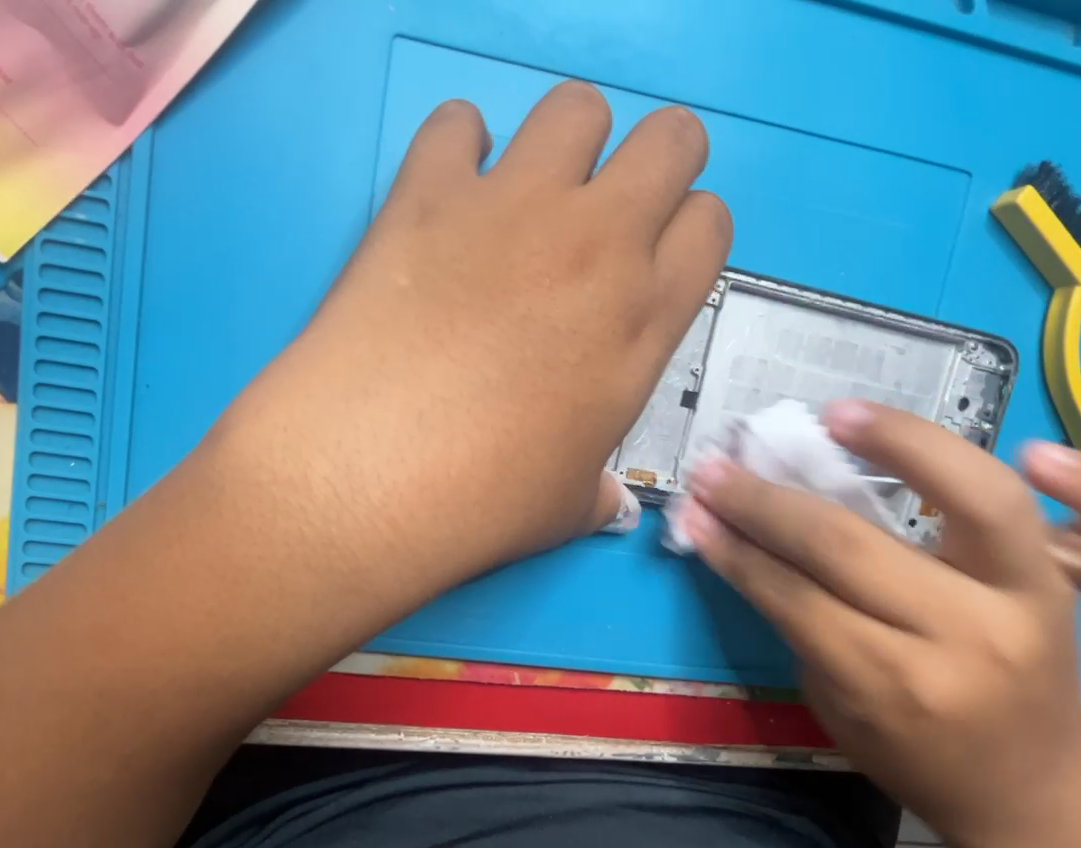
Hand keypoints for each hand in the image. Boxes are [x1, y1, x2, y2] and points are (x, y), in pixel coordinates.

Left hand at [211, 82, 730, 587]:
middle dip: (655, 160)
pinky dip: (457, 148)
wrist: (370, 476)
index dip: (685, 235)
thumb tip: (611, 505)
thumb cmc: (484, 502)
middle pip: (671, 140)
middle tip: (607, 208)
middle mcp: (595, 243)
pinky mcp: (428, 194)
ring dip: (567, 141)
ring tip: (530, 192)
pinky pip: (457, 125)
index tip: (652, 260)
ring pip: (577, 108)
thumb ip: (599, 491)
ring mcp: (512, 208)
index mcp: (643, 320)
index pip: (710, 224)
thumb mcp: (566, 506)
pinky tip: (444, 195)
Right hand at [679, 402, 1080, 847]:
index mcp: (891, 684)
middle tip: (721, 469)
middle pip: (850, 545)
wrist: (1030, 797)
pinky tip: (1036, 450)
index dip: (735, 547)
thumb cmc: (916, 759)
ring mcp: (1035, 604)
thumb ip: (804, 626)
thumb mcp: (837, 708)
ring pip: (977, 501)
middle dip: (767, 502)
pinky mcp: (1078, 591)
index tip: (695, 509)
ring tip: (839, 415)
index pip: (793, 595)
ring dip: (902, 443)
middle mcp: (966, 637)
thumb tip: (750, 541)